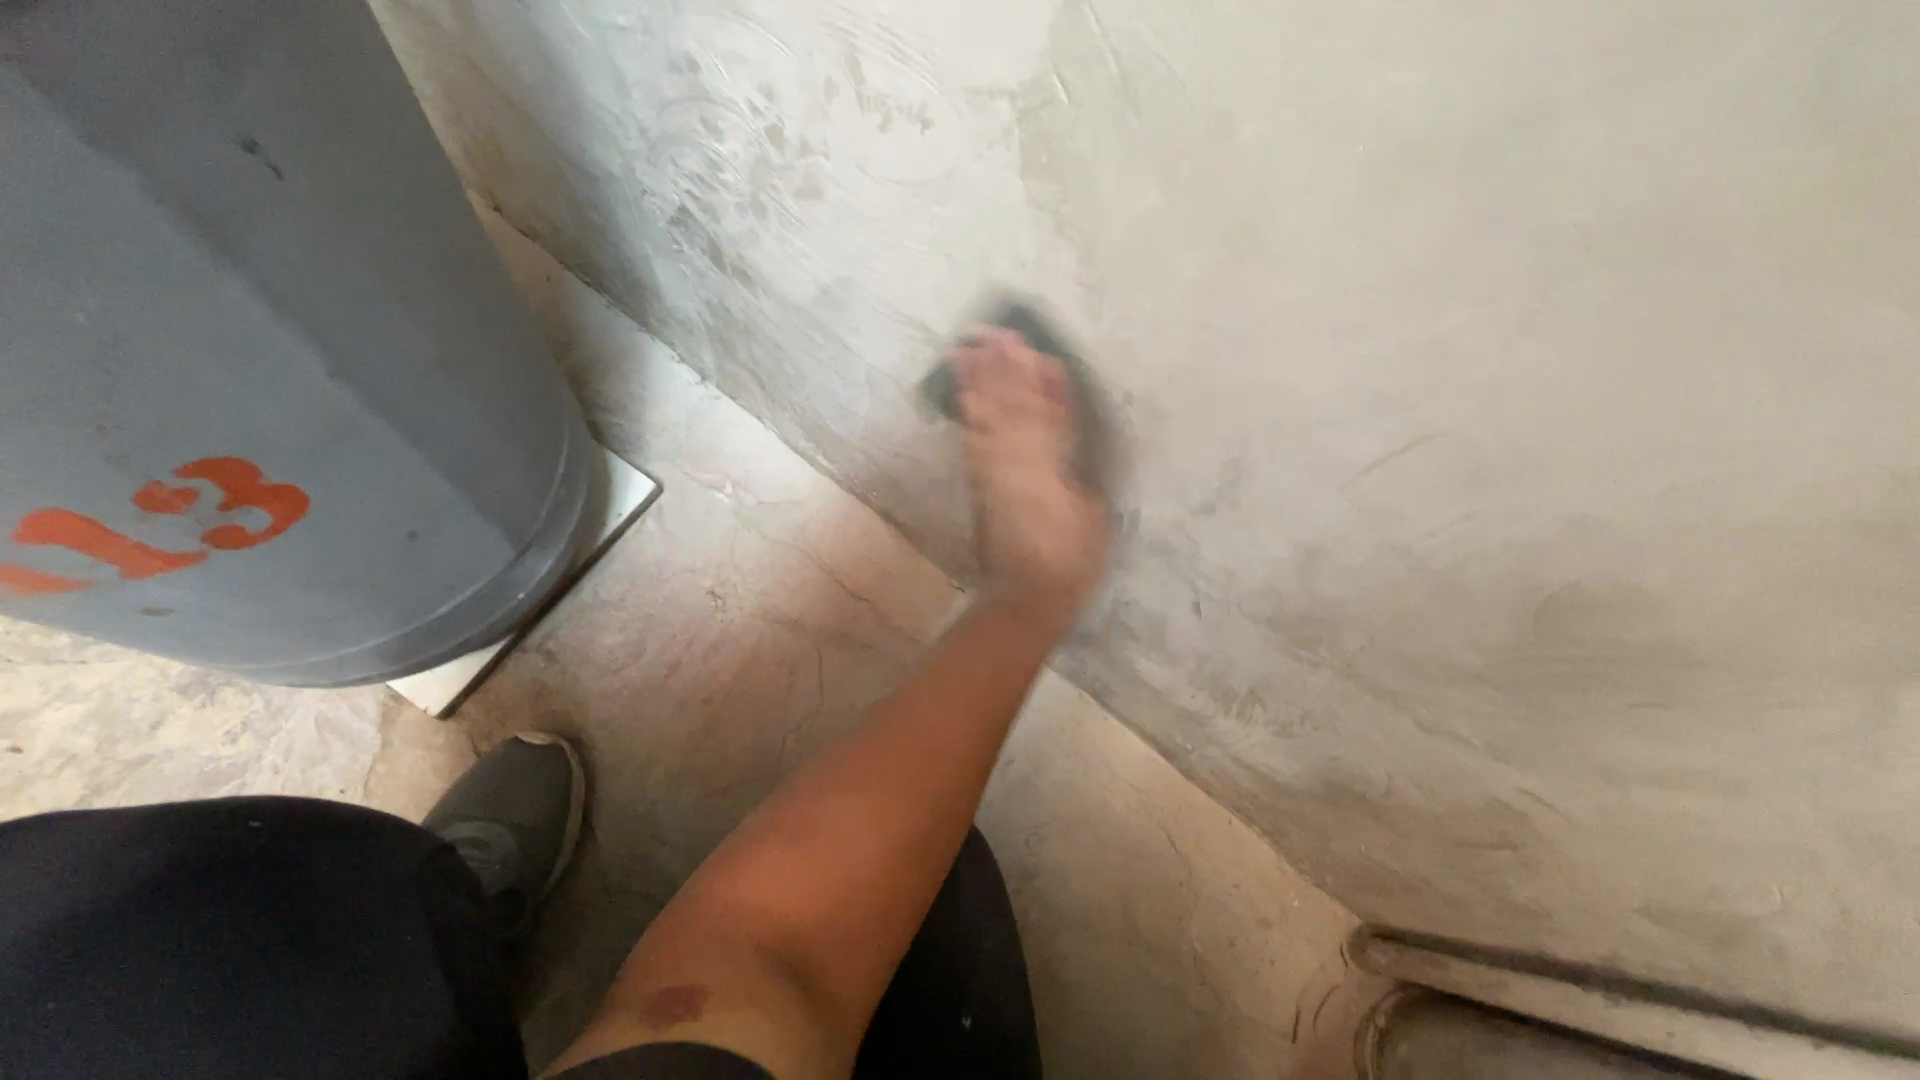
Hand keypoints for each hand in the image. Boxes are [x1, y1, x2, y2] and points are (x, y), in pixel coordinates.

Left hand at [950, 327, 1111, 629]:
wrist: (1025, 596)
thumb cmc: (1071, 562)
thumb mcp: (1092, 518)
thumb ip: (1080, 474)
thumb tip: (1070, 436)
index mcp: (1051, 474)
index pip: (1048, 419)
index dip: (1040, 384)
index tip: (1035, 350)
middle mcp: (1018, 467)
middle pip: (1012, 410)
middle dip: (1004, 370)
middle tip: (994, 332)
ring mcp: (993, 476)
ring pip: (986, 421)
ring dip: (978, 383)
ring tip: (968, 349)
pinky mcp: (979, 486)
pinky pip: (972, 443)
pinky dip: (969, 416)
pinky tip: (964, 395)